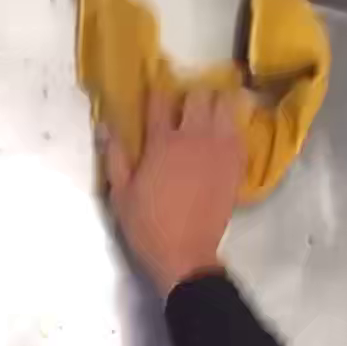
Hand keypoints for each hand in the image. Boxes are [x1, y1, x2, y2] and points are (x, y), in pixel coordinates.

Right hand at [103, 87, 246, 294]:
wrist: (185, 254)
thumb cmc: (147, 227)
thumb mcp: (121, 195)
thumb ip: (115, 157)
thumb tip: (106, 127)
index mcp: (163, 143)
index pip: (160, 100)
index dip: (155, 91)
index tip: (153, 92)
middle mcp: (196, 136)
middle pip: (200, 94)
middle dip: (190, 97)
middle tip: (182, 109)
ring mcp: (221, 148)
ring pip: (227, 104)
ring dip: (216, 104)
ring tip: (208, 116)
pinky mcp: (237, 162)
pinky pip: (240, 128)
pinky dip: (231, 125)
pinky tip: (222, 136)